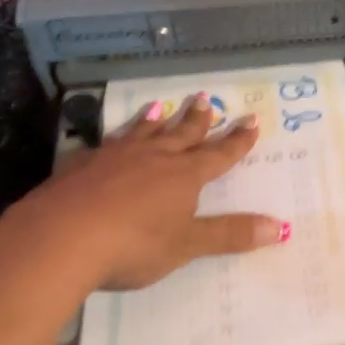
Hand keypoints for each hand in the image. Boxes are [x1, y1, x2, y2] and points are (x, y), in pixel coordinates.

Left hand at [0, 93, 287, 293]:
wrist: (60, 237)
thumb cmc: (134, 244)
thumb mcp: (187, 245)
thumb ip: (231, 235)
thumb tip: (283, 229)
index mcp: (184, 176)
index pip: (218, 155)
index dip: (237, 141)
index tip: (252, 121)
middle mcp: (153, 159)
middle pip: (181, 134)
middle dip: (197, 120)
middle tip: (205, 99)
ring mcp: (114, 158)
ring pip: (141, 133)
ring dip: (154, 121)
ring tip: (160, 106)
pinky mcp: (80, 166)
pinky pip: (104, 146)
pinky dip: (114, 140)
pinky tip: (108, 143)